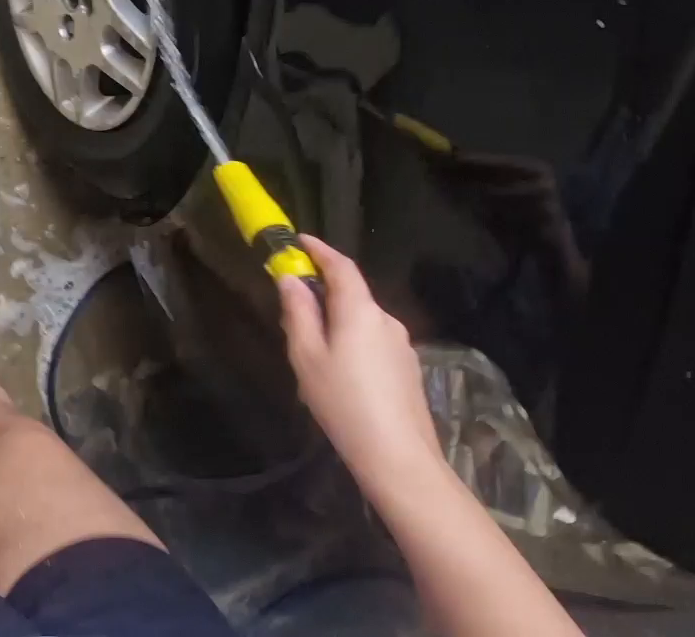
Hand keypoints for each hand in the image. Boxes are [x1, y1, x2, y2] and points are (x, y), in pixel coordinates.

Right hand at [279, 235, 442, 488]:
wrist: (397, 454)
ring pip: (360, 317)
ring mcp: (401, 345)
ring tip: (307, 340)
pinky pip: (371, 338)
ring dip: (334, 316)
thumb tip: (290, 280)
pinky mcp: (406, 367)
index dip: (319, 250)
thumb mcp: (306, 353)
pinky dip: (348, 336)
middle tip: (289, 299)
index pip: (342, 267)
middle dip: (321, 288)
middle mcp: (386, 320)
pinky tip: (334, 365)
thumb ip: (297, 312)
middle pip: (351, 293)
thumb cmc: (342, 399)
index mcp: (360, 311)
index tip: (297, 240)